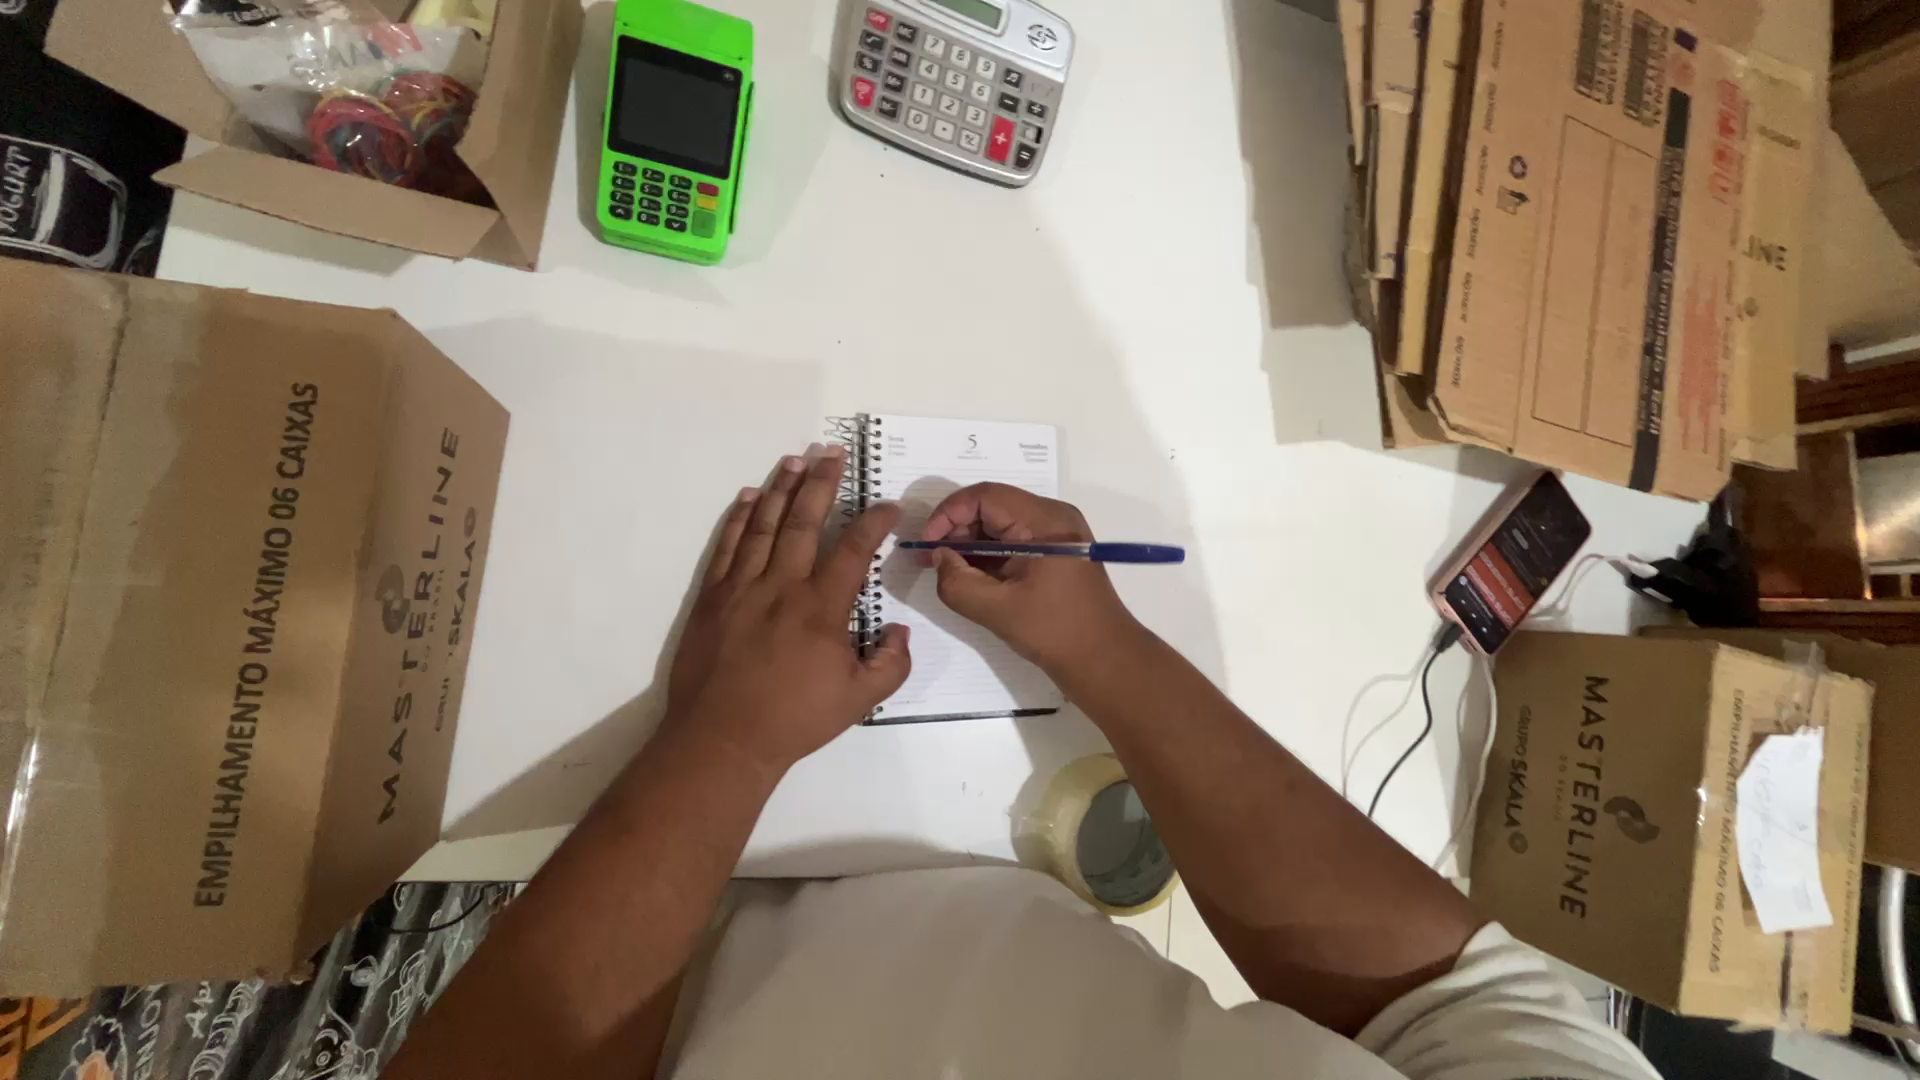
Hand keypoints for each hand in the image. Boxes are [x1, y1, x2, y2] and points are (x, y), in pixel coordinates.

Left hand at [663, 447, 910, 774]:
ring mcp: (742, 588)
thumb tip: (900, 631)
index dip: (874, 522)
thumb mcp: (860, 701)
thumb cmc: (794, 720)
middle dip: (822, 482)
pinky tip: (748, 496)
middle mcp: (782, 586)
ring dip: (780, 489)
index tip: (889, 505)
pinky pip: (727, 547)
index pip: (853, 549)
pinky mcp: (712, 597)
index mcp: (821, 607)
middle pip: (804, 521)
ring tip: (794, 459)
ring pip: (764, 525)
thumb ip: (891, 663)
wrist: (722, 740)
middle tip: (832, 451)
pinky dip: (738, 518)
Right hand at [923, 483, 1146, 678]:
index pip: (985, 497)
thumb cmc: (1055, 631)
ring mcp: (1056, 533)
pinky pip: (1013, 539)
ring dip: (970, 542)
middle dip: (956, 528)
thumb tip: (939, 559)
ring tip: (945, 568)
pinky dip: (988, 553)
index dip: (948, 514)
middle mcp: (1052, 517)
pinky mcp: (1055, 551)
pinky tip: (969, 575)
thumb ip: (957, 582)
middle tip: (931, 559)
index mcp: (1044, 522)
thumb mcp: (997, 609)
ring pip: (1000, 523)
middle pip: (992, 506)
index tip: (927, 544)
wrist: (1105, 659)